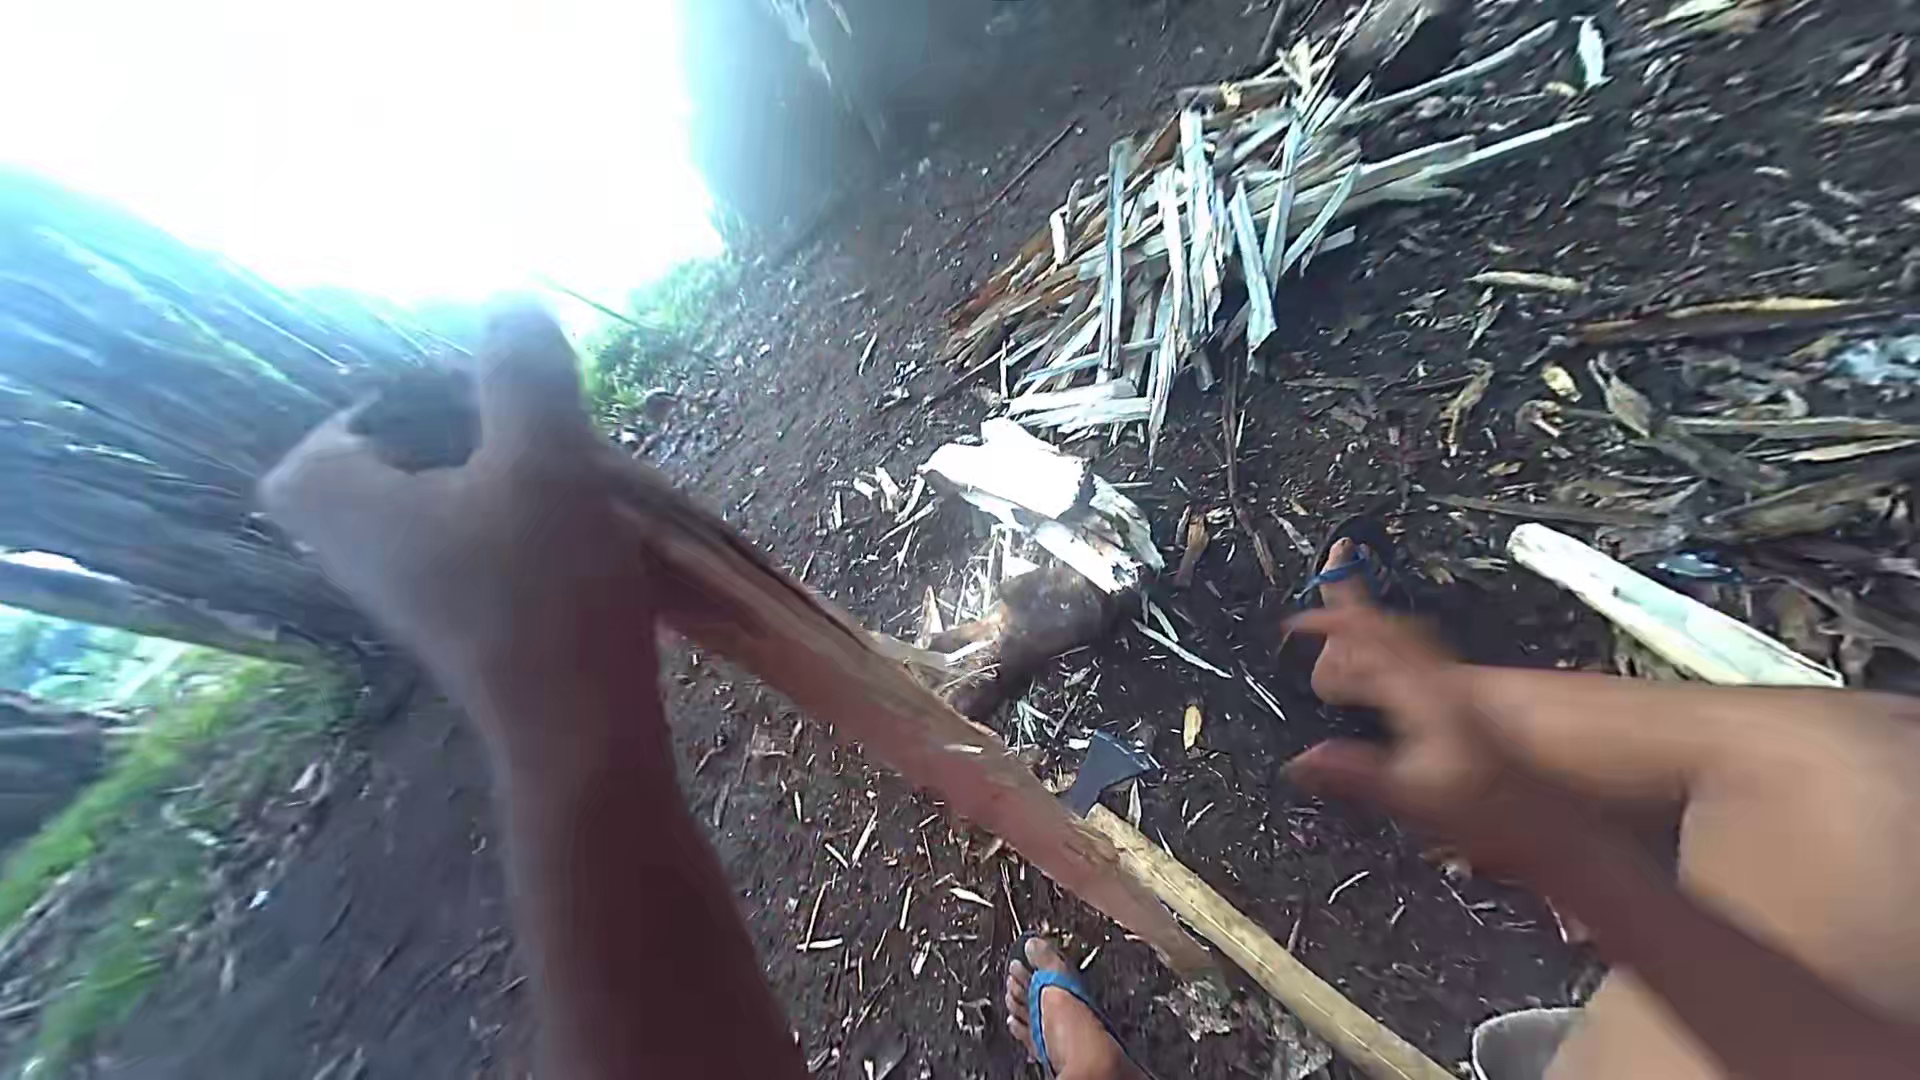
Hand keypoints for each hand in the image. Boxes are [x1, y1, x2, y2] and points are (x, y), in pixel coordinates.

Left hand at [259, 301, 650, 702]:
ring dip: (546, 478)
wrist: (578, 715)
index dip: (493, 400)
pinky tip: (589, 540)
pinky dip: (543, 516)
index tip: (550, 439)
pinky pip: (496, 519)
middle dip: (525, 441)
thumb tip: (514, 299)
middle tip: (579, 472)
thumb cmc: (550, 588)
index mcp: (326, 482)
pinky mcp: (453, 592)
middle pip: (447, 433)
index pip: (409, 389)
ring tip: (595, 508)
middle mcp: (342, 523)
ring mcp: (400, 564)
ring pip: (481, 477)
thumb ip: (525, 373)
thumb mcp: (545, 462)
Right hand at [1285, 607, 1610, 880]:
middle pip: (1390, 629)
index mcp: (1424, 697)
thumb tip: (1299, 761)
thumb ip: (1354, 774)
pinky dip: (1387, 649)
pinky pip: (1418, 658)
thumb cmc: (1493, 813)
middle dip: (1348, 617)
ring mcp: (1459, 690)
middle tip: (1313, 618)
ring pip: (1406, 641)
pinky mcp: (1467, 702)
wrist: (1559, 829)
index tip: (1297, 622)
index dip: (1331, 624)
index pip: (1372, 641)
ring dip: (1368, 631)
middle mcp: (1443, 684)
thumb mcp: (1412, 798)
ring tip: (1338, 632)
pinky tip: (1377, 671)